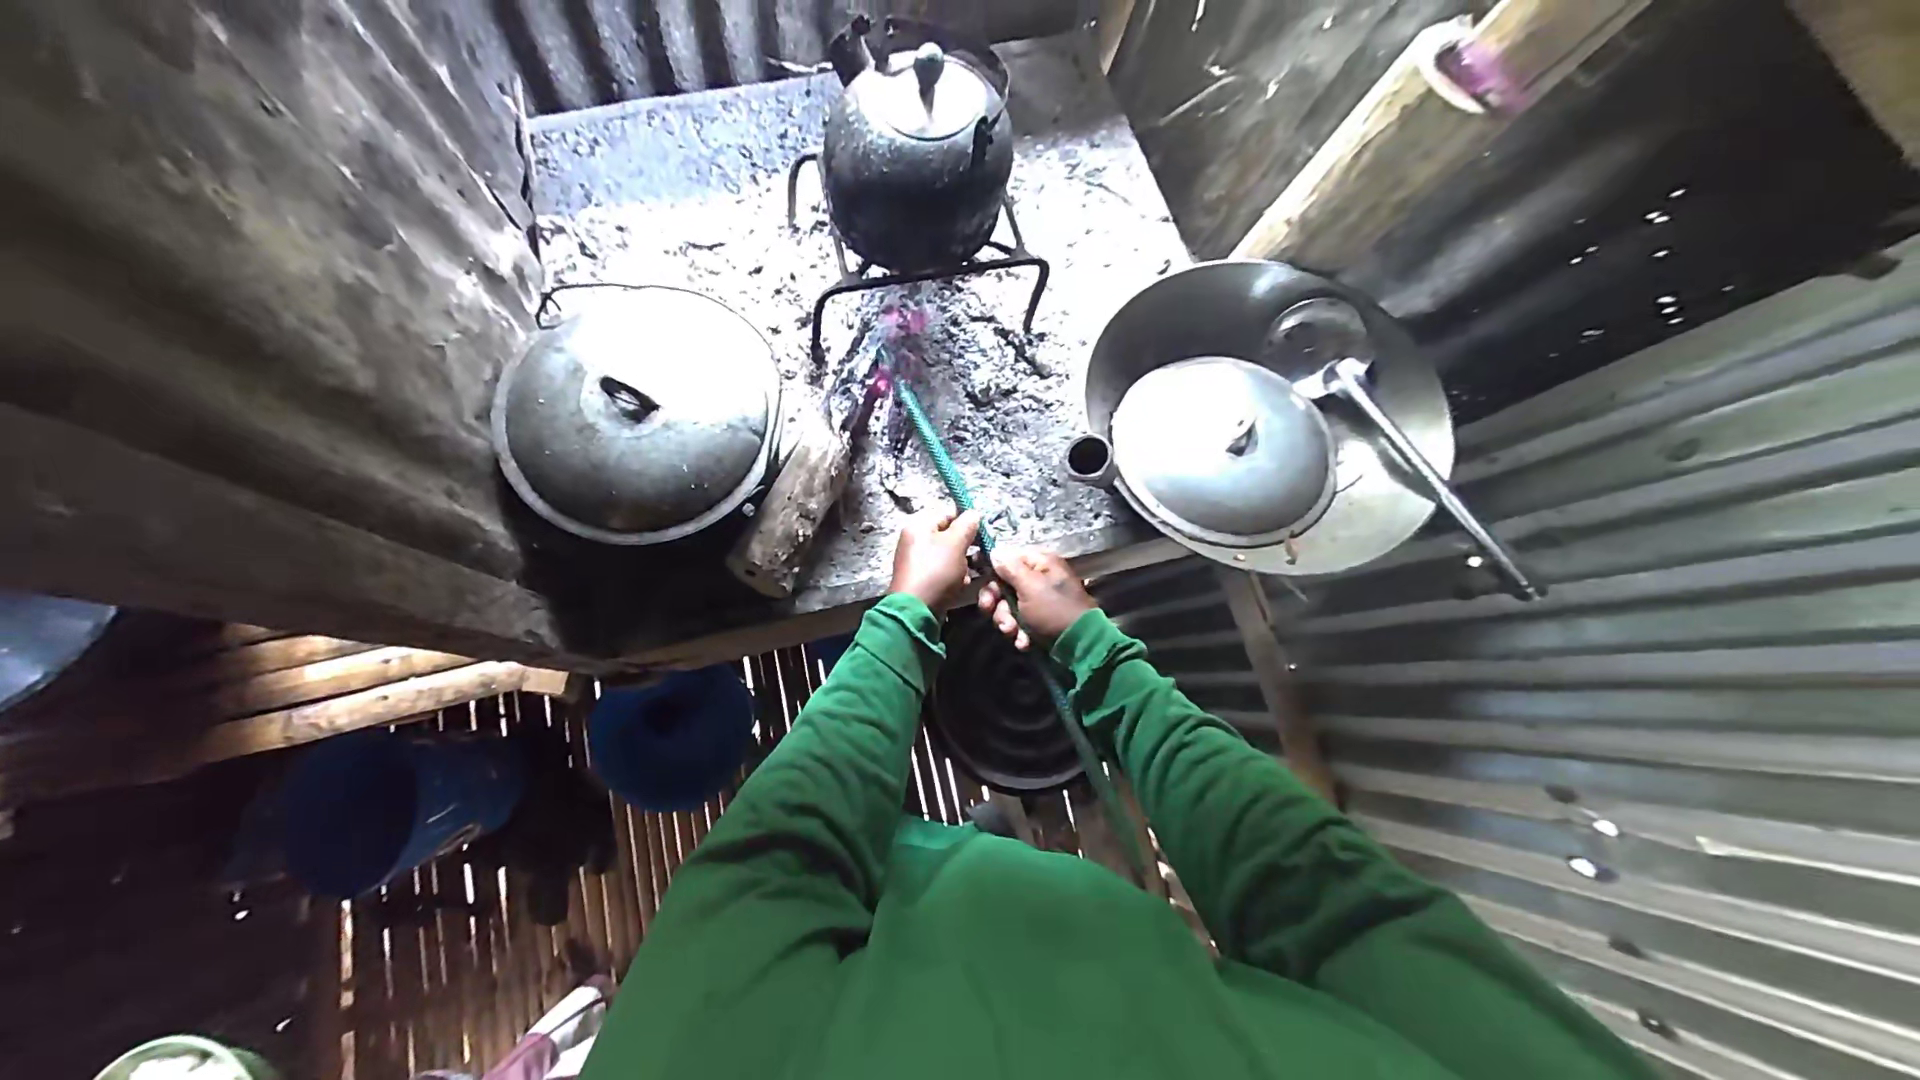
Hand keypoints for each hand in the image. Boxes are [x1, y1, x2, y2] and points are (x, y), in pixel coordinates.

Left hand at [889, 509, 981, 610]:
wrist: (916, 611)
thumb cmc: (936, 572)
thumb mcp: (955, 543)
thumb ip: (967, 525)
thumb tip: (974, 513)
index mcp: (918, 526)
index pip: (947, 513)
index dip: (967, 521)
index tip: (982, 533)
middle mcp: (915, 541)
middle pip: (949, 536)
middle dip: (967, 546)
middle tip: (980, 555)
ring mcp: (917, 562)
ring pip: (949, 556)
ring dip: (963, 564)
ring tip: (968, 573)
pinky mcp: (922, 580)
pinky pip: (943, 572)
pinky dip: (953, 577)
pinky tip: (960, 585)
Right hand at [976, 549, 1096, 650]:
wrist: (1079, 645)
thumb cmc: (1053, 610)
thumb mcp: (1030, 586)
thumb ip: (1010, 568)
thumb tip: (995, 551)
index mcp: (1040, 563)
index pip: (1008, 560)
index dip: (994, 575)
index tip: (987, 591)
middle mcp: (1040, 578)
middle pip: (1005, 586)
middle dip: (998, 605)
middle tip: (997, 616)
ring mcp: (1040, 601)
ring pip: (1009, 607)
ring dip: (1007, 621)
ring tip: (1014, 632)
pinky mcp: (1040, 620)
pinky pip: (1021, 622)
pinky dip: (1020, 633)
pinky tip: (1025, 642)